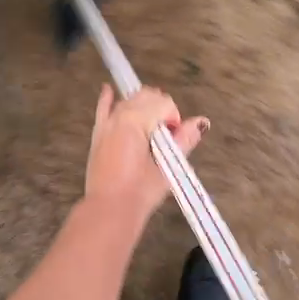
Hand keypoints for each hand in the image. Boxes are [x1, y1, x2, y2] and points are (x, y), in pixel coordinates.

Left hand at [83, 86, 206, 216]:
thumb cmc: (141, 191)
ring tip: (152, 129)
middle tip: (166, 138)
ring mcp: (107, 123)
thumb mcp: (168, 166)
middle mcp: (120, 115)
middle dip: (161, 110)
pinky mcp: (98, 134)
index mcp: (137, 120)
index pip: (164, 104)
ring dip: (143, 106)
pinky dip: (107, 98)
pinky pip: (102, 108)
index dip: (174, 119)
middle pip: (147, 96)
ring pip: (129, 100)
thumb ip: (184, 141)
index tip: (174, 141)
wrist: (110, 209)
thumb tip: (200, 122)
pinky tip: (108, 90)